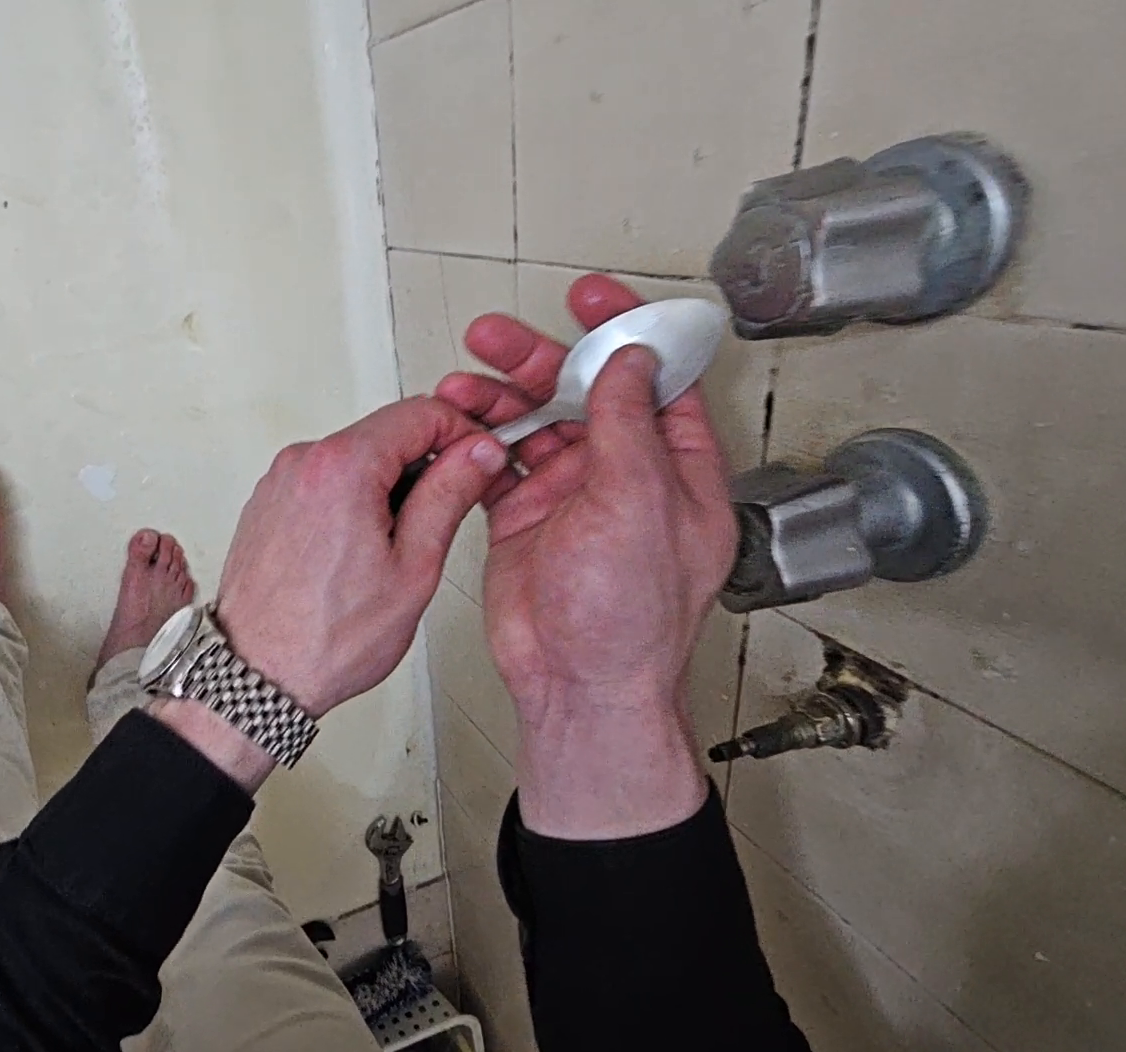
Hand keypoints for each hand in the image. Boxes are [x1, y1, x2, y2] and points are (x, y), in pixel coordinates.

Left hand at [215, 397, 508, 718]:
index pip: (421, 413)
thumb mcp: (413, 567)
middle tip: (449, 509)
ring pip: (356, 457)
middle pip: (386, 432)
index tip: (480, 458)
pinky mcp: (268, 501)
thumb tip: (477, 454)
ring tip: (396, 545)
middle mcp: (302, 463)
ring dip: (389, 485)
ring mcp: (279, 481)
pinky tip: (360, 548)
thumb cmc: (326, 638)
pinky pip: (325, 480)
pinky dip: (353, 498)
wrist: (257, 673)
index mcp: (341, 468)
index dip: (463, 433)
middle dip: (426, 463)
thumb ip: (449, 495)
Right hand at [435, 275, 736, 838]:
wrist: (573, 679)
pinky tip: (455, 427)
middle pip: (578, 392)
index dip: (624, 330)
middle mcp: (619, 474)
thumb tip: (629, 362)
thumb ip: (628, 427)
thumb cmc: (627, 616)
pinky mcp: (520, 514)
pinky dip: (474, 441)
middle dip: (537, 359)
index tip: (591, 298)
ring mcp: (566, 493)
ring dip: (496, 399)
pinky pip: (494, 462)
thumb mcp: (639, 506)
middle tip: (496, 337)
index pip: (654, 377)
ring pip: (530, 423)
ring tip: (461, 385)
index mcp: (671, 466)